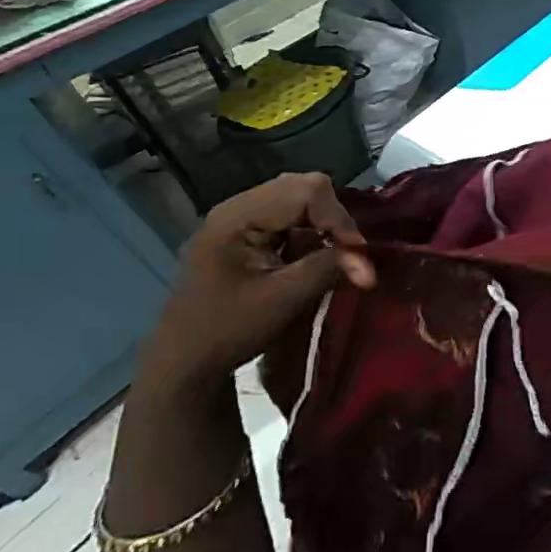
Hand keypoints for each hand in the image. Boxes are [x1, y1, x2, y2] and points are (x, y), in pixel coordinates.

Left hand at [141, 173, 375, 404]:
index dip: (338, 217)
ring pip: (295, 198)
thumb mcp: (282, 301)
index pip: (305, 191)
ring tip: (336, 253)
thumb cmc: (228, 332)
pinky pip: (284, 214)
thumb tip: (367, 263)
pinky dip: (306, 229)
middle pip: (301, 187)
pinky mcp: (241, 230)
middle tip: (349, 252)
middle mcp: (236, 206)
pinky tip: (313, 255)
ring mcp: (236, 216)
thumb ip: (325, 270)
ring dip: (321, 222)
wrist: (182, 364)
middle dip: (332, 217)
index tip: (357, 254)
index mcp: (238, 216)